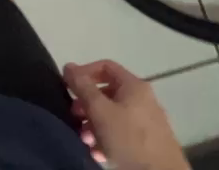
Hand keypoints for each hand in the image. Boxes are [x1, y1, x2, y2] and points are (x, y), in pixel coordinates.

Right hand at [64, 59, 189, 169]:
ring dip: (94, 125)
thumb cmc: (129, 139)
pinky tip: (98, 153)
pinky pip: (123, 134)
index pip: (105, 66)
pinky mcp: (150, 144)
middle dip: (87, 104)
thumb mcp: (100, 110)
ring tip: (85, 139)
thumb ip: (82, 86)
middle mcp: (144, 100)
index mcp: (135, 86)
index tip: (69, 87)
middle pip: (108, 93)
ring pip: (114, 116)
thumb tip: (68, 66)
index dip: (84, 72)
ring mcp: (148, 123)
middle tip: (75, 116)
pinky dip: (108, 139)